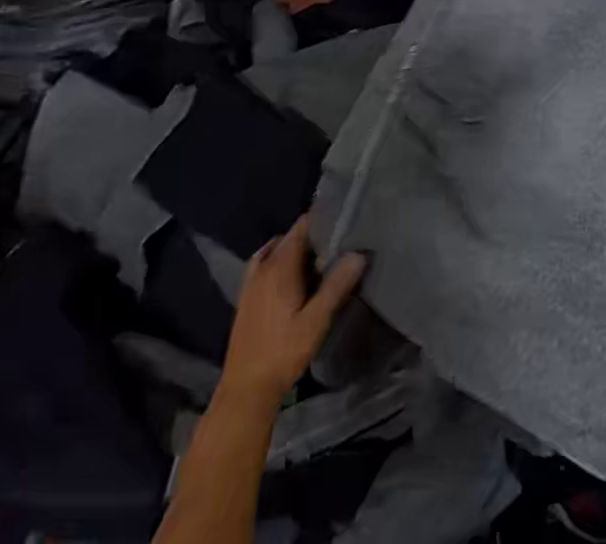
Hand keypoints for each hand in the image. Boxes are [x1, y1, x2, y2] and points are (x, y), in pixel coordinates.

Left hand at [221, 215, 366, 404]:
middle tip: (342, 241)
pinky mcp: (247, 299)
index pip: (300, 229)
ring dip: (296, 250)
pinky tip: (298, 279)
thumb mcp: (318, 318)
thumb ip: (338, 284)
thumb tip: (358, 254)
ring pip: (274, 252)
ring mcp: (250, 285)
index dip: (321, 219)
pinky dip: (282, 262)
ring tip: (321, 259)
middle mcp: (261, 270)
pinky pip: (265, 266)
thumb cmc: (284, 350)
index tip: (345, 218)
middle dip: (312, 235)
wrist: (247, 387)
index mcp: (278, 269)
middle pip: (287, 239)